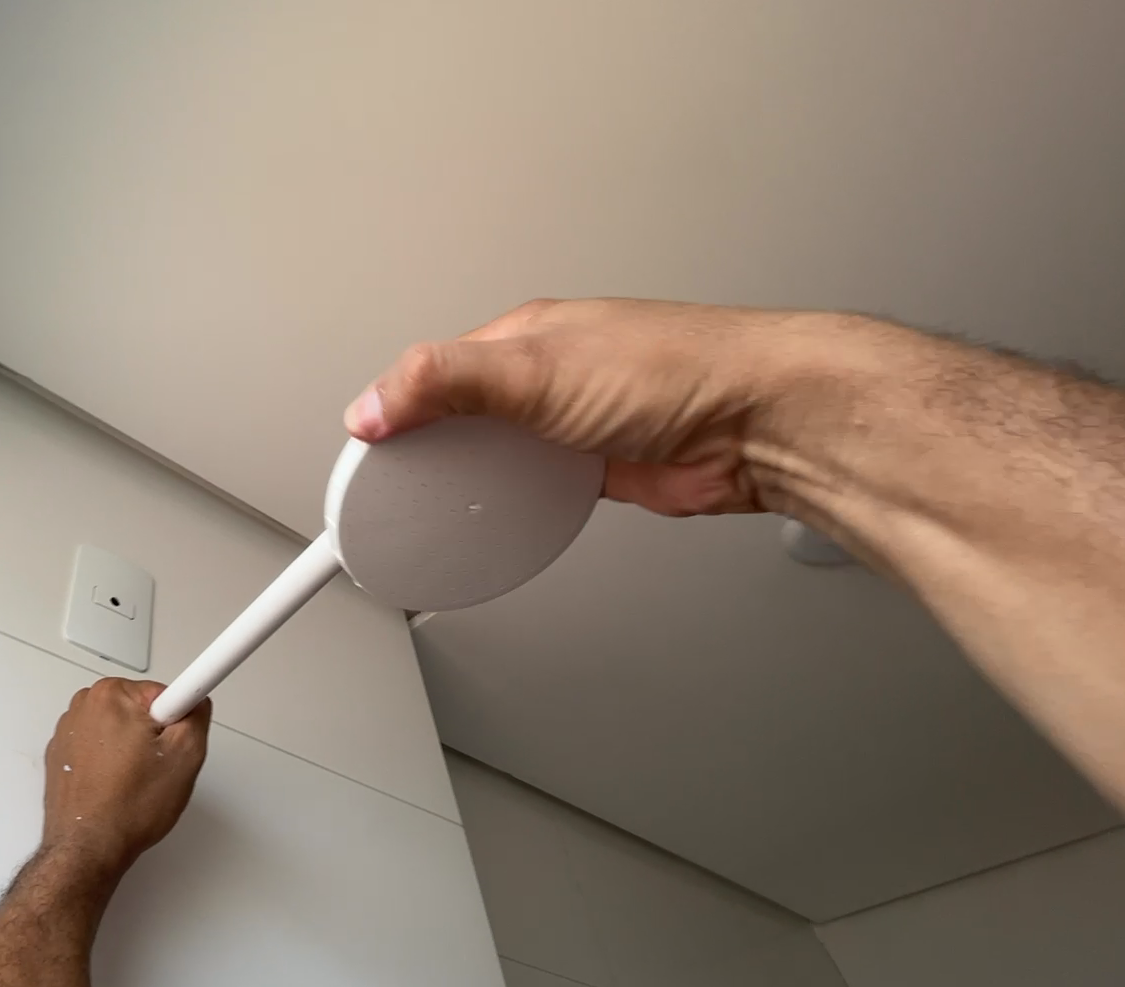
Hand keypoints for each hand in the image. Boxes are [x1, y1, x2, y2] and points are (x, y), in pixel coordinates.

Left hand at [41, 678, 210, 878]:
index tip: (177, 736)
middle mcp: (85, 704)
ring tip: (134, 782)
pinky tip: (116, 787)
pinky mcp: (62, 753)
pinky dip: (110, 762)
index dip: (179, 720)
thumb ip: (197, 713)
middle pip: (142, 709)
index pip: (165, 692)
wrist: (86, 850)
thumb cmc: (127, 808)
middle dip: (156, 735)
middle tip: (157, 767)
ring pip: (121, 728)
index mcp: (113, 694)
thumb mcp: (186, 756)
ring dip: (132, 750)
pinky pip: (99, 746)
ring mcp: (69, 729)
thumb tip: (196, 696)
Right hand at [343, 298, 865, 517]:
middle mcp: (539, 375)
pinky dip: (506, 499)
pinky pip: (527, 484)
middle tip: (393, 484)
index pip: (429, 372)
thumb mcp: (534, 369)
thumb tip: (373, 405)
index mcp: (518, 338)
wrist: (761, 424)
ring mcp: (563, 422)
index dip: (390, 407)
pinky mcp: (587, 465)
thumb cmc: (674, 373)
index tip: (363, 446)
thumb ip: (444, 383)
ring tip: (435, 500)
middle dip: (424, 447)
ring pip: (490, 452)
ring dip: (466, 475)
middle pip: (455, 415)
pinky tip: (497, 510)